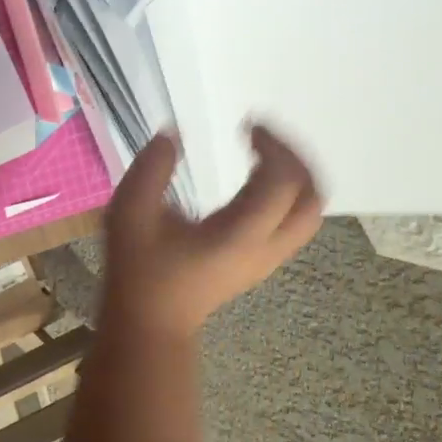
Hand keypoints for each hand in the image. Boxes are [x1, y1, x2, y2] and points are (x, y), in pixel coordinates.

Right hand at [102, 126, 322, 339]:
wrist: (152, 318)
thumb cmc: (138, 264)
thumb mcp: (130, 209)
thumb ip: (151, 168)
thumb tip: (172, 135)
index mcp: (240, 233)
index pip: (281, 183)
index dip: (272, 147)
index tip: (244, 123)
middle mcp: (266, 246)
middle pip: (311, 197)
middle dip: (294, 157)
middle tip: (260, 134)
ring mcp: (269, 257)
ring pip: (309, 212)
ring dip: (295, 175)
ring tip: (262, 151)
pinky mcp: (262, 261)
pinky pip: (295, 221)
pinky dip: (287, 192)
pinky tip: (255, 179)